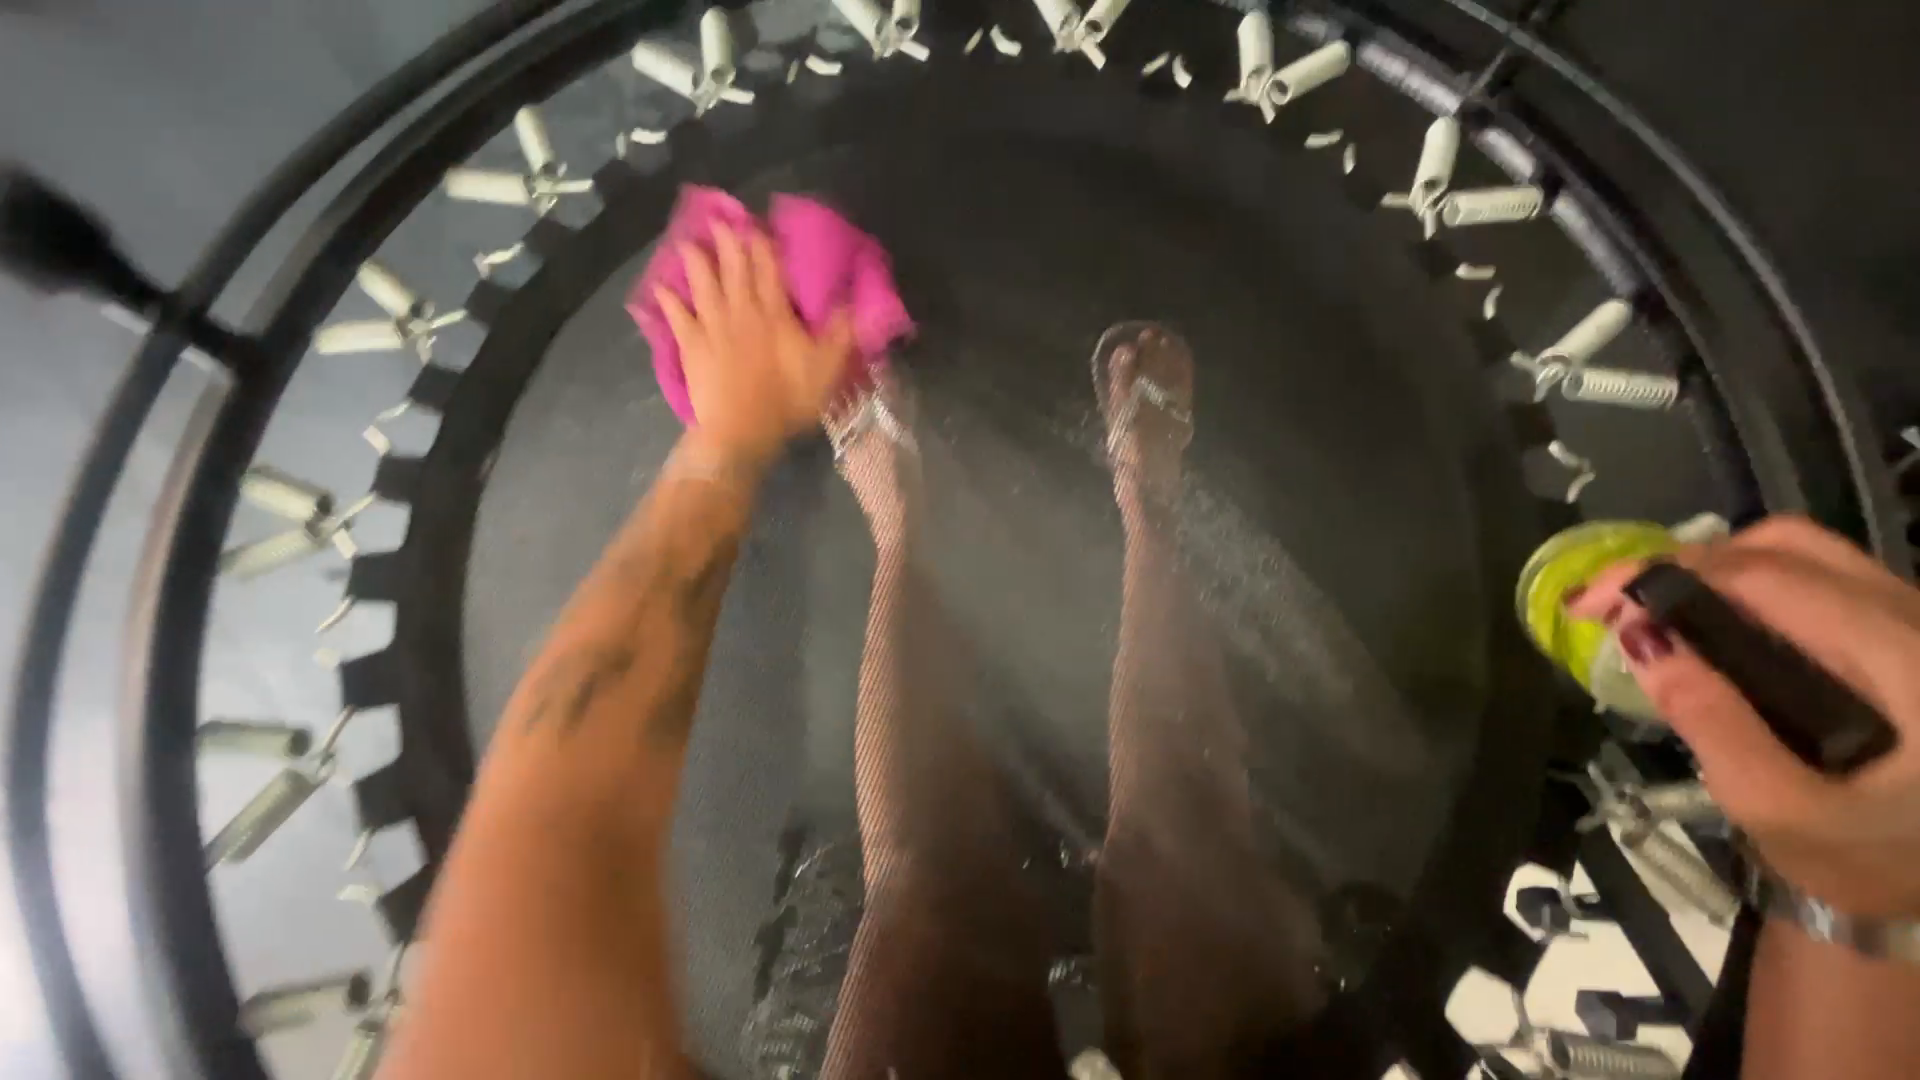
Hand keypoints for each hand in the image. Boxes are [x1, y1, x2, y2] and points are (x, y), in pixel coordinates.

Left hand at [656, 224, 856, 467]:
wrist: (741, 430)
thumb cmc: (787, 400)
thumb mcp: (827, 369)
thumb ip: (840, 334)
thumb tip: (853, 303)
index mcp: (775, 314)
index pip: (769, 271)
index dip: (763, 245)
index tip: (757, 224)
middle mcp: (742, 311)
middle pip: (734, 270)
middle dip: (728, 243)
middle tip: (720, 219)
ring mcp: (712, 327)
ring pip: (703, 285)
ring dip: (696, 262)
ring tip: (687, 242)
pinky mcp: (691, 346)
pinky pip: (677, 317)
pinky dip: (668, 301)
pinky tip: (660, 288)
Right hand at [1569, 516, 1919, 916]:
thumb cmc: (1866, 859)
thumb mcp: (1776, 806)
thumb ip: (1708, 719)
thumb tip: (1637, 635)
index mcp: (1908, 665)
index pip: (1767, 578)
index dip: (1664, 573)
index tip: (1589, 602)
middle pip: (1789, 548)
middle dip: (1684, 563)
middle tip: (1616, 605)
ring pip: (1808, 555)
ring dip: (1713, 571)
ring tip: (1652, 610)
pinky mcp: (1912, 640)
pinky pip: (1824, 580)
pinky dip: (1748, 586)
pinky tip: (1705, 622)